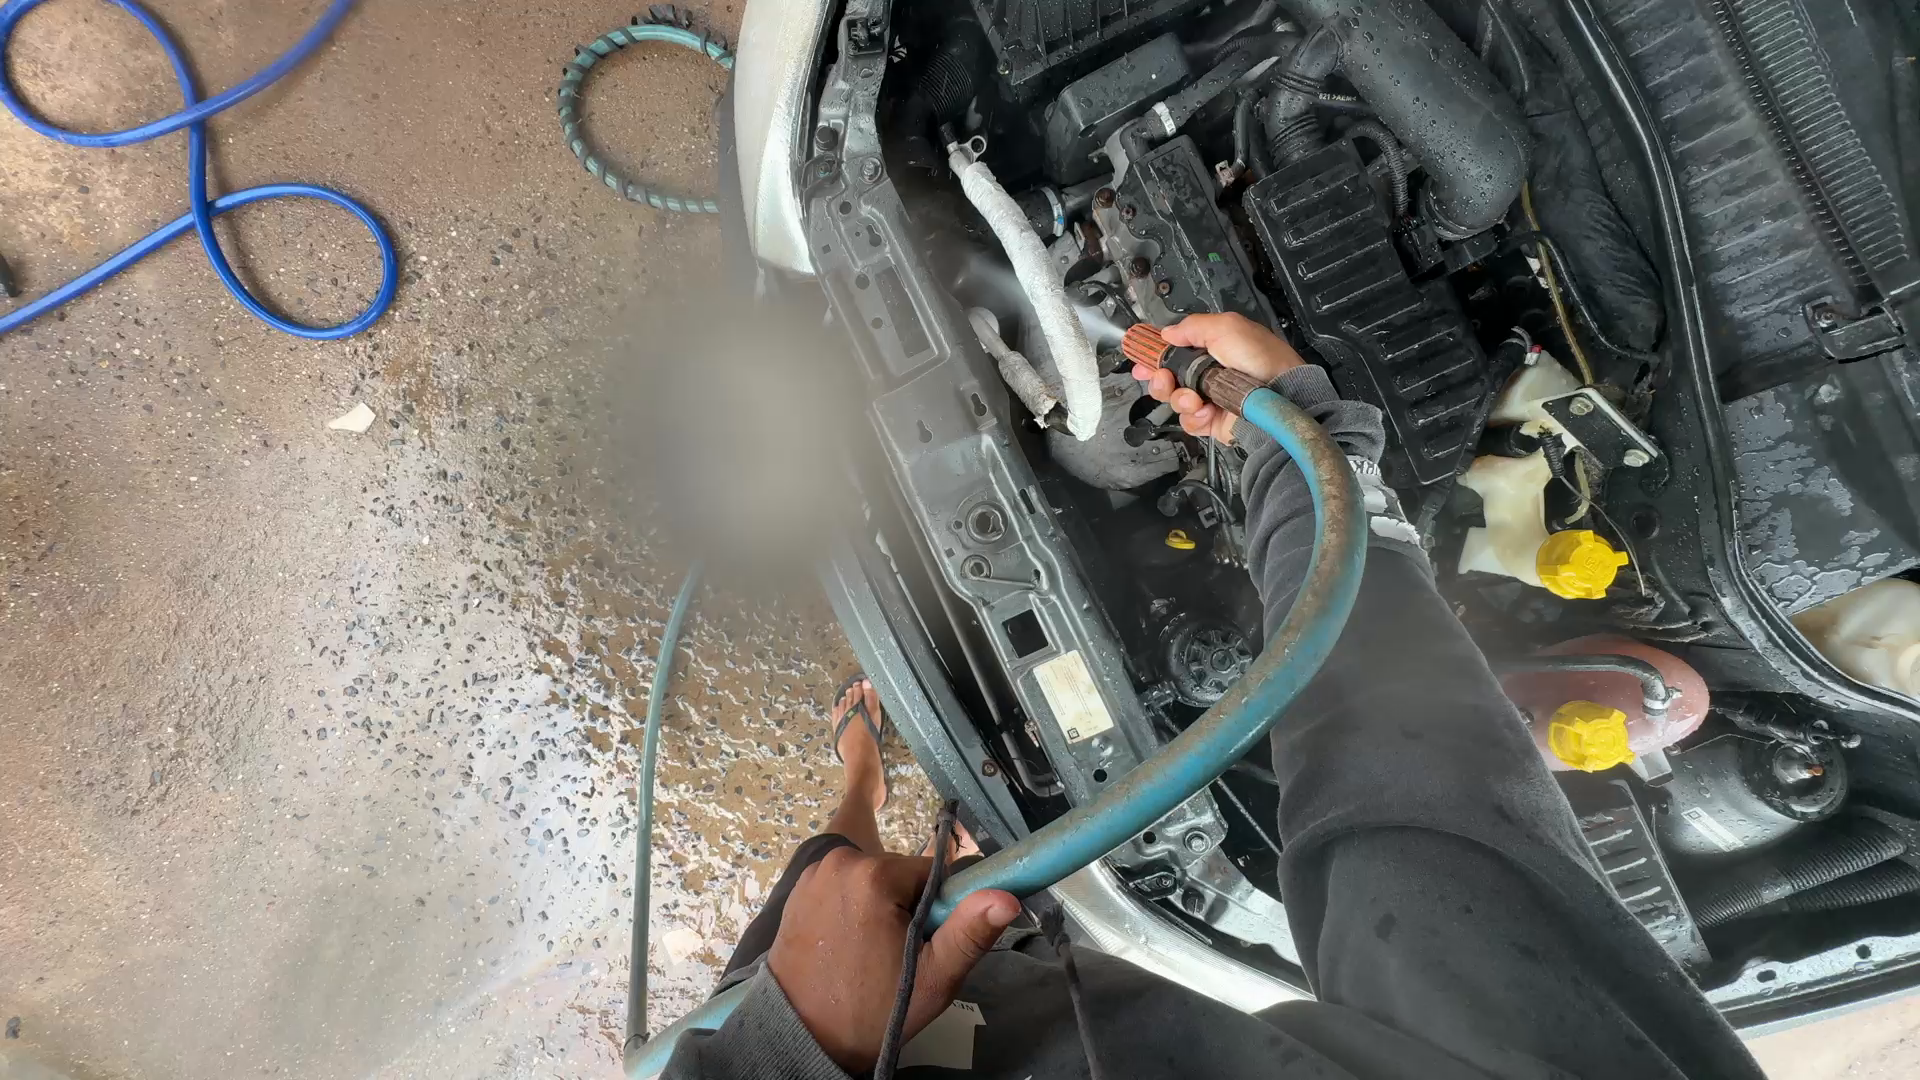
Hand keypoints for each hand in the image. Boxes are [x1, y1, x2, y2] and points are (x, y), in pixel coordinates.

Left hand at [767, 846, 1020, 1072]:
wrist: (799, 1039)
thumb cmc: (871, 1011)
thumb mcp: (931, 980)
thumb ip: (969, 932)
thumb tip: (1007, 896)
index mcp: (874, 874)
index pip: (932, 872)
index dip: (938, 907)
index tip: (926, 942)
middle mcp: (842, 860)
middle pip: (901, 874)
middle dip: (909, 906)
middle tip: (899, 954)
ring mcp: (817, 871)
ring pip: (874, 878)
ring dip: (881, 905)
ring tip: (871, 951)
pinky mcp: (800, 886)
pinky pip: (846, 884)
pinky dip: (853, 905)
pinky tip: (848, 942)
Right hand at [1131, 312, 1304, 443]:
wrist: (1278, 395)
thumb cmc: (1259, 358)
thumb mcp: (1226, 327)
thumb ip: (1193, 327)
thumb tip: (1167, 332)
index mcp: (1210, 348)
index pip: (1174, 351)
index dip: (1154, 355)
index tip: (1140, 360)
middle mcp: (1207, 373)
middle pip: (1166, 378)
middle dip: (1160, 379)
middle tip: (1163, 378)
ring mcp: (1208, 399)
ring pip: (1174, 400)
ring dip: (1178, 398)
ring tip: (1193, 398)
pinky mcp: (1211, 422)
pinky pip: (1188, 421)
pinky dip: (1194, 416)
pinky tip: (1207, 411)